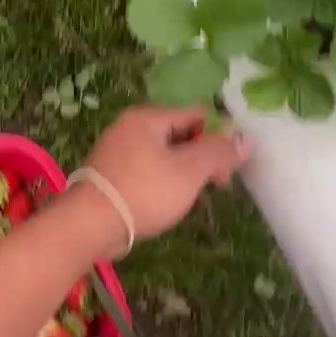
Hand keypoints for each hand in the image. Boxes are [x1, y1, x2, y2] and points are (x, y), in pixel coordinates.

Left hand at [80, 106, 248, 240]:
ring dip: (183, 169)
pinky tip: (167, 199)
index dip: (219, 136)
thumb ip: (218, 152)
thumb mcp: (189, 171)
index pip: (194, 114)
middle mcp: (128, 126)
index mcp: (147, 117)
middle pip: (178, 132)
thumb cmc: (145, 191)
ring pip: (162, 151)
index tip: (231, 166)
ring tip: (192, 194)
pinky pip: (146, 166)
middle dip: (202, 155)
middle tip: (218, 185)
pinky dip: (162, 178)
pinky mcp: (110, 170)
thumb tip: (243, 138)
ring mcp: (116, 148)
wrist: (91, 222)